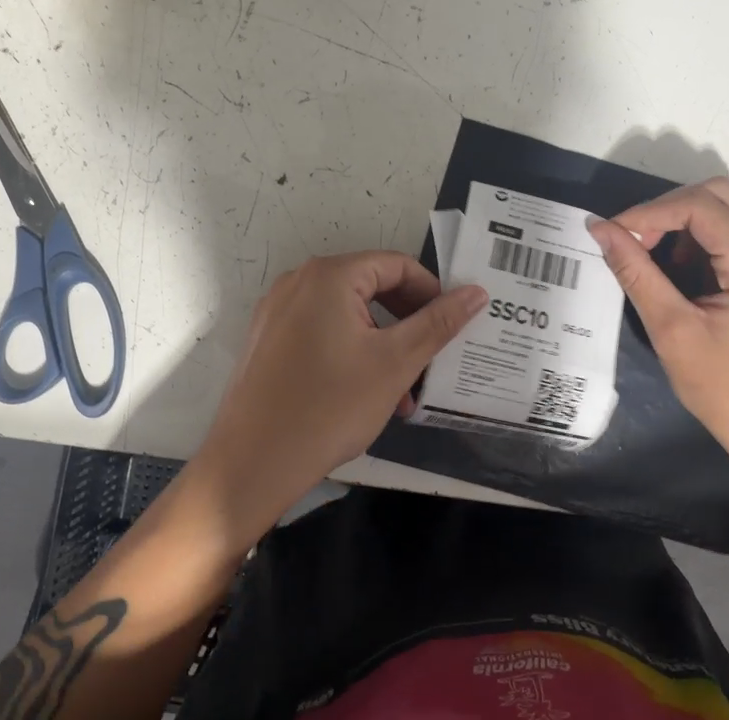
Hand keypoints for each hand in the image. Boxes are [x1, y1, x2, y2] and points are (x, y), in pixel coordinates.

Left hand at [193, 251, 486, 538]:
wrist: (252, 462)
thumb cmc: (330, 407)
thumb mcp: (395, 364)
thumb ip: (438, 324)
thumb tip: (476, 292)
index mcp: (329, 276)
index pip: (397, 266)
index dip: (432, 294)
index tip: (453, 329)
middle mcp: (299, 283)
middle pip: (371, 288)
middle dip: (408, 324)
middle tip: (432, 363)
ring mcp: (278, 312)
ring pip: (348, 316)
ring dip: (383, 346)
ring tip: (404, 393)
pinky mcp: (268, 342)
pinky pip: (322, 334)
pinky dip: (352, 354)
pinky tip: (367, 397)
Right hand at [587, 179, 728, 477]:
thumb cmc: (727, 392)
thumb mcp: (672, 332)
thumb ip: (636, 273)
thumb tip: (601, 229)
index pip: (701, 206)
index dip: (651, 211)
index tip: (616, 233)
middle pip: (722, 193)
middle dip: (671, 207)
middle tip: (637, 241)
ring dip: (696, 214)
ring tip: (666, 251)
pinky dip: (717, 229)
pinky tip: (695, 264)